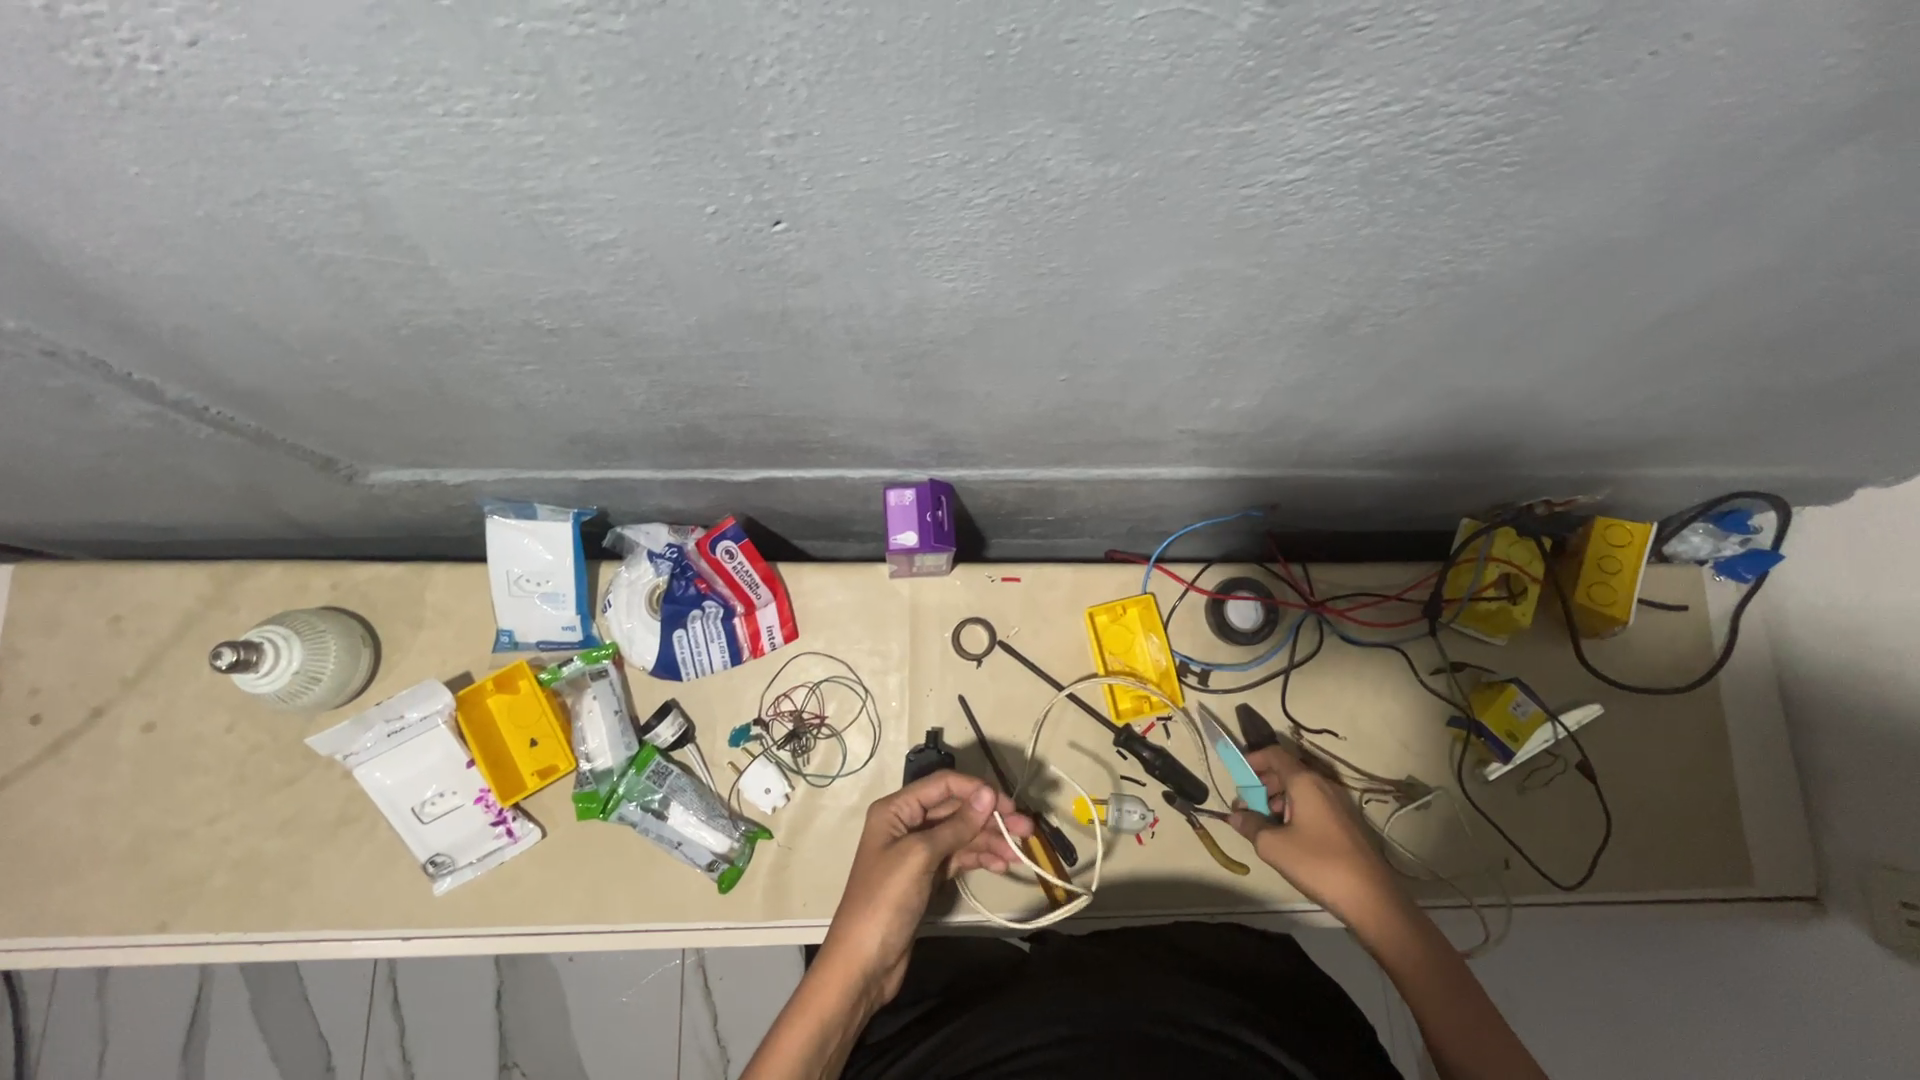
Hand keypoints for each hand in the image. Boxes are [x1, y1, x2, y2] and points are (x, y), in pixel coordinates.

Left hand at [815, 771, 1032, 1005]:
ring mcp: (918, 851)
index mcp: (896, 809)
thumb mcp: (920, 857)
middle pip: (955, 809)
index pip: (943, 785)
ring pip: (961, 835)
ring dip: (990, 840)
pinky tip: (1002, 865)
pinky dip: (980, 858)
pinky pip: (959, 857)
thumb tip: (987, 794)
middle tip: (1027, 830)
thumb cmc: (885, 901)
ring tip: (1020, 852)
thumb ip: (956, 825)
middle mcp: (907, 823)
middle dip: (990, 817)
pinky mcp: (928, 876)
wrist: (863, 963)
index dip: (977, 791)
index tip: (1009, 806)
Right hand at [1228, 744, 1408, 927]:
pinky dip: (1295, 811)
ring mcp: (1339, 804)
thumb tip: (1235, 816)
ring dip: (1277, 800)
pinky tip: (1287, 837)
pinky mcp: (1347, 823)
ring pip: (1301, 790)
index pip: (1275, 754)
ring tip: (1263, 825)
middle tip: (1246, 807)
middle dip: (1262, 784)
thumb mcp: (1273, 846)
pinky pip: (1314, 805)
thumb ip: (1250, 825)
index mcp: (1305, 782)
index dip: (1253, 760)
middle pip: (1287, 772)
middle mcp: (1324, 786)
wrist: (1371, 897)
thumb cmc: (1318, 863)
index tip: (1236, 776)